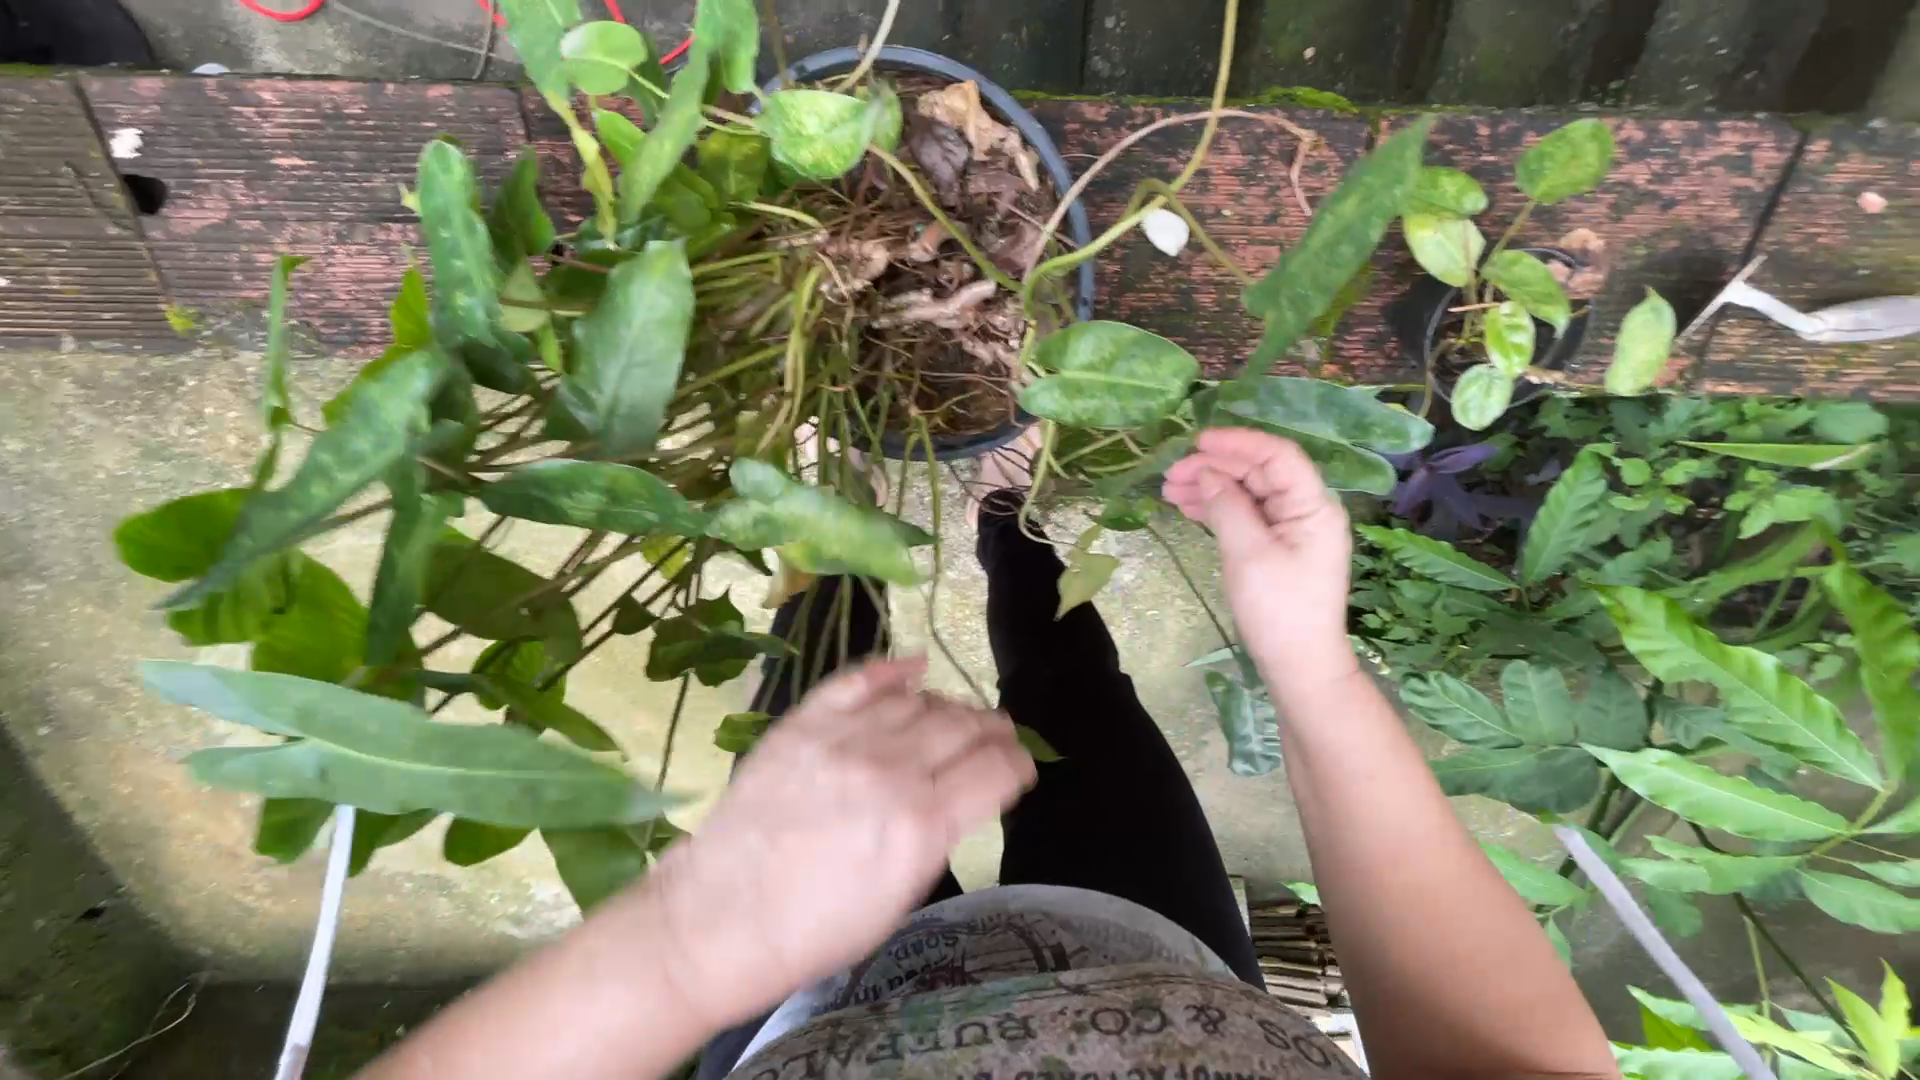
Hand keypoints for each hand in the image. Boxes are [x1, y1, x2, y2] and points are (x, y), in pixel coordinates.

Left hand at [640, 658, 1033, 1027]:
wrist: (720, 918)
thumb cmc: (816, 929)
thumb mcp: (899, 898)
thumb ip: (939, 835)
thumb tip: (964, 792)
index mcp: (921, 826)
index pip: (996, 770)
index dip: (1020, 763)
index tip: (1022, 766)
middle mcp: (889, 771)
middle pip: (963, 727)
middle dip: (992, 729)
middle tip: (998, 735)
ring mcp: (844, 739)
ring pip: (920, 700)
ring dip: (949, 707)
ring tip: (956, 718)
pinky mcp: (804, 723)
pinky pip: (859, 680)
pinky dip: (893, 670)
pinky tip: (915, 670)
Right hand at [1163, 428, 1358, 690]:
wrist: (1298, 663)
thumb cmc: (1278, 608)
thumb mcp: (1247, 553)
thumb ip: (1226, 507)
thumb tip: (1205, 473)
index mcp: (1312, 506)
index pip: (1277, 456)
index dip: (1237, 443)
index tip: (1196, 443)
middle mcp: (1305, 510)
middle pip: (1258, 473)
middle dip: (1214, 468)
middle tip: (1171, 474)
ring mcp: (1291, 529)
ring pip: (1247, 493)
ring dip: (1210, 487)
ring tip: (1169, 491)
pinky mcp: (1276, 547)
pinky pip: (1245, 515)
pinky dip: (1217, 508)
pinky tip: (1188, 508)